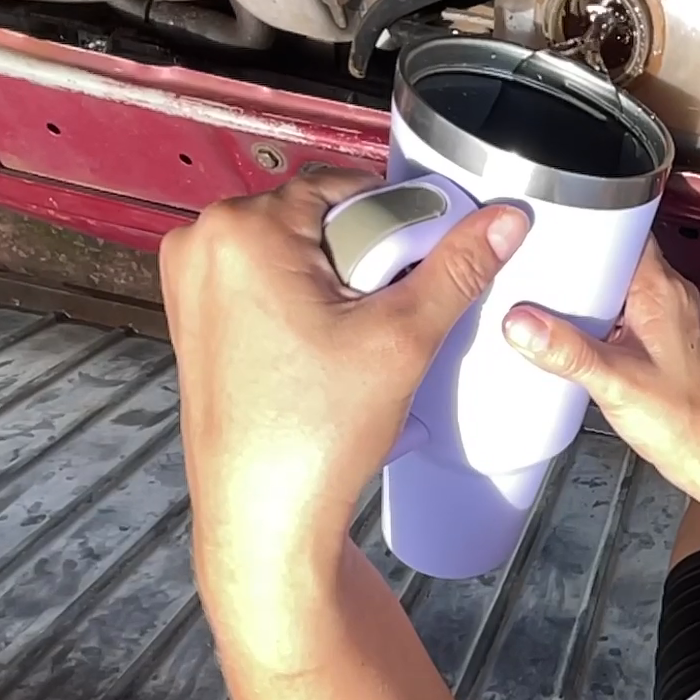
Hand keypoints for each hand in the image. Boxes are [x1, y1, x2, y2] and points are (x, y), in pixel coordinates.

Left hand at [162, 170, 527, 582]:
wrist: (266, 511)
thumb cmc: (319, 428)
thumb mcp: (404, 339)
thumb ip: (458, 269)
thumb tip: (507, 219)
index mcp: (243, 229)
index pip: (350, 188)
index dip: (402, 225)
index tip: (427, 274)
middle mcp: (202, 242)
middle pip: (321, 220)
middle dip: (371, 259)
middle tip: (396, 319)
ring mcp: (193, 283)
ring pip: (298, 254)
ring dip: (345, 283)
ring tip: (367, 343)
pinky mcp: (200, 320)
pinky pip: (271, 285)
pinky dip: (312, 304)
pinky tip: (333, 354)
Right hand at [501, 239, 699, 489]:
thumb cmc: (679, 420)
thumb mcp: (613, 382)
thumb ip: (567, 351)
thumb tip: (520, 323)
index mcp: (662, 291)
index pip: (625, 228)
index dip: (588, 221)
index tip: (551, 225)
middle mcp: (669, 295)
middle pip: (616, 254)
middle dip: (578, 258)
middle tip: (537, 265)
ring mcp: (666, 317)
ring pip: (618, 283)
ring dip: (586, 289)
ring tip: (546, 296)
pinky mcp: (659, 339)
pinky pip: (623, 309)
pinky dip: (597, 314)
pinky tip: (573, 330)